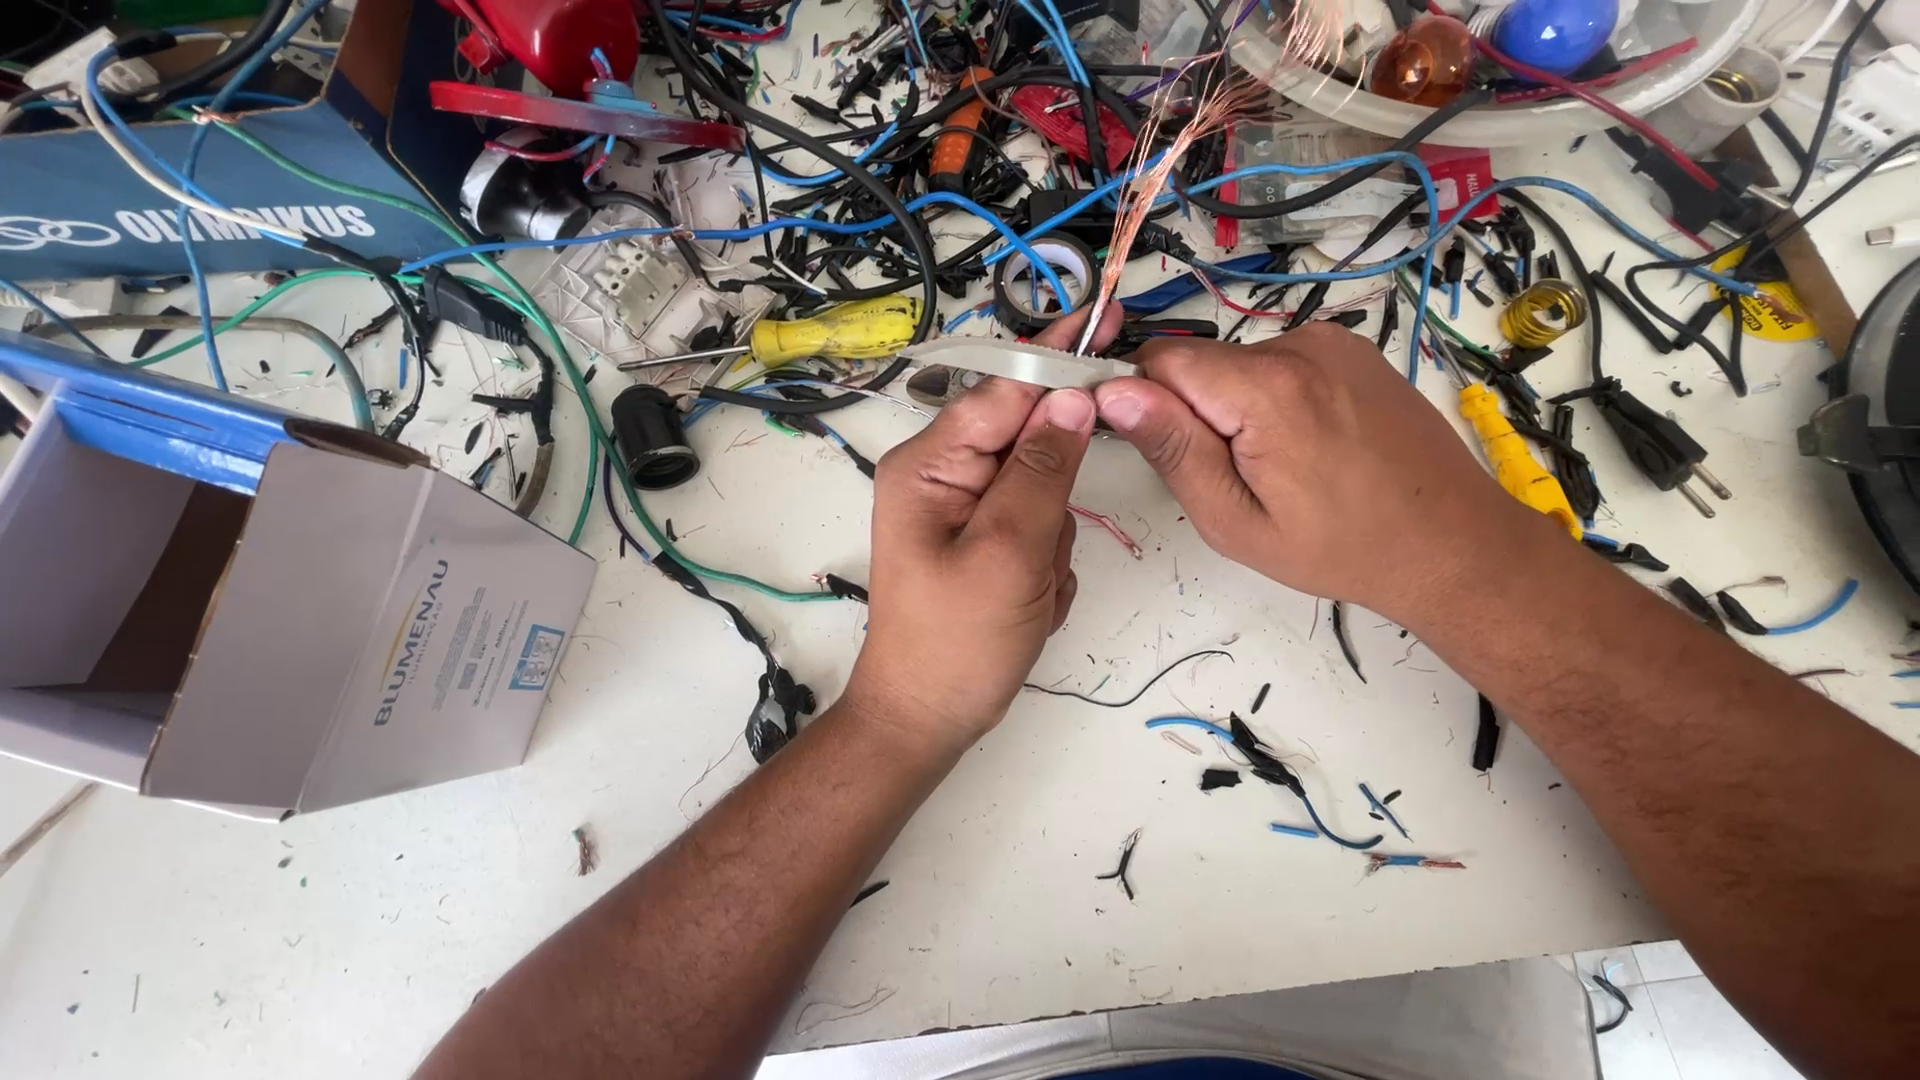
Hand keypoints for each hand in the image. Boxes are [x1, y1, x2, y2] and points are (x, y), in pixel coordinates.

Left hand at [844, 304, 1124, 749]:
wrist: (928, 717)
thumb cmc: (957, 642)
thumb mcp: (1007, 552)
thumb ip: (1042, 470)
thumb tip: (1073, 397)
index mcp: (929, 465)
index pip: (1003, 390)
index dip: (1057, 359)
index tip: (1108, 324)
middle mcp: (944, 475)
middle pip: (1029, 442)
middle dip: (1053, 498)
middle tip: (1040, 555)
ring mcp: (967, 510)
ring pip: (1044, 490)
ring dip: (1051, 541)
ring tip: (1026, 591)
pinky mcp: (987, 541)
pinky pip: (1040, 527)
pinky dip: (1046, 564)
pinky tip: (1026, 601)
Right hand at [1092, 322, 1542, 618]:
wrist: (1451, 542)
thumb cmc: (1338, 547)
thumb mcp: (1234, 520)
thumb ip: (1173, 449)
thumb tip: (1114, 391)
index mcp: (1268, 389)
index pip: (1161, 360)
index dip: (1142, 400)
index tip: (1158, 448)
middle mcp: (1301, 346)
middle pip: (1200, 363)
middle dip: (1193, 412)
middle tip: (1230, 476)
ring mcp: (1333, 342)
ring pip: (1235, 365)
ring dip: (1232, 409)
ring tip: (1275, 466)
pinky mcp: (1352, 349)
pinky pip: (1276, 364)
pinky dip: (1268, 399)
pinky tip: (1303, 446)